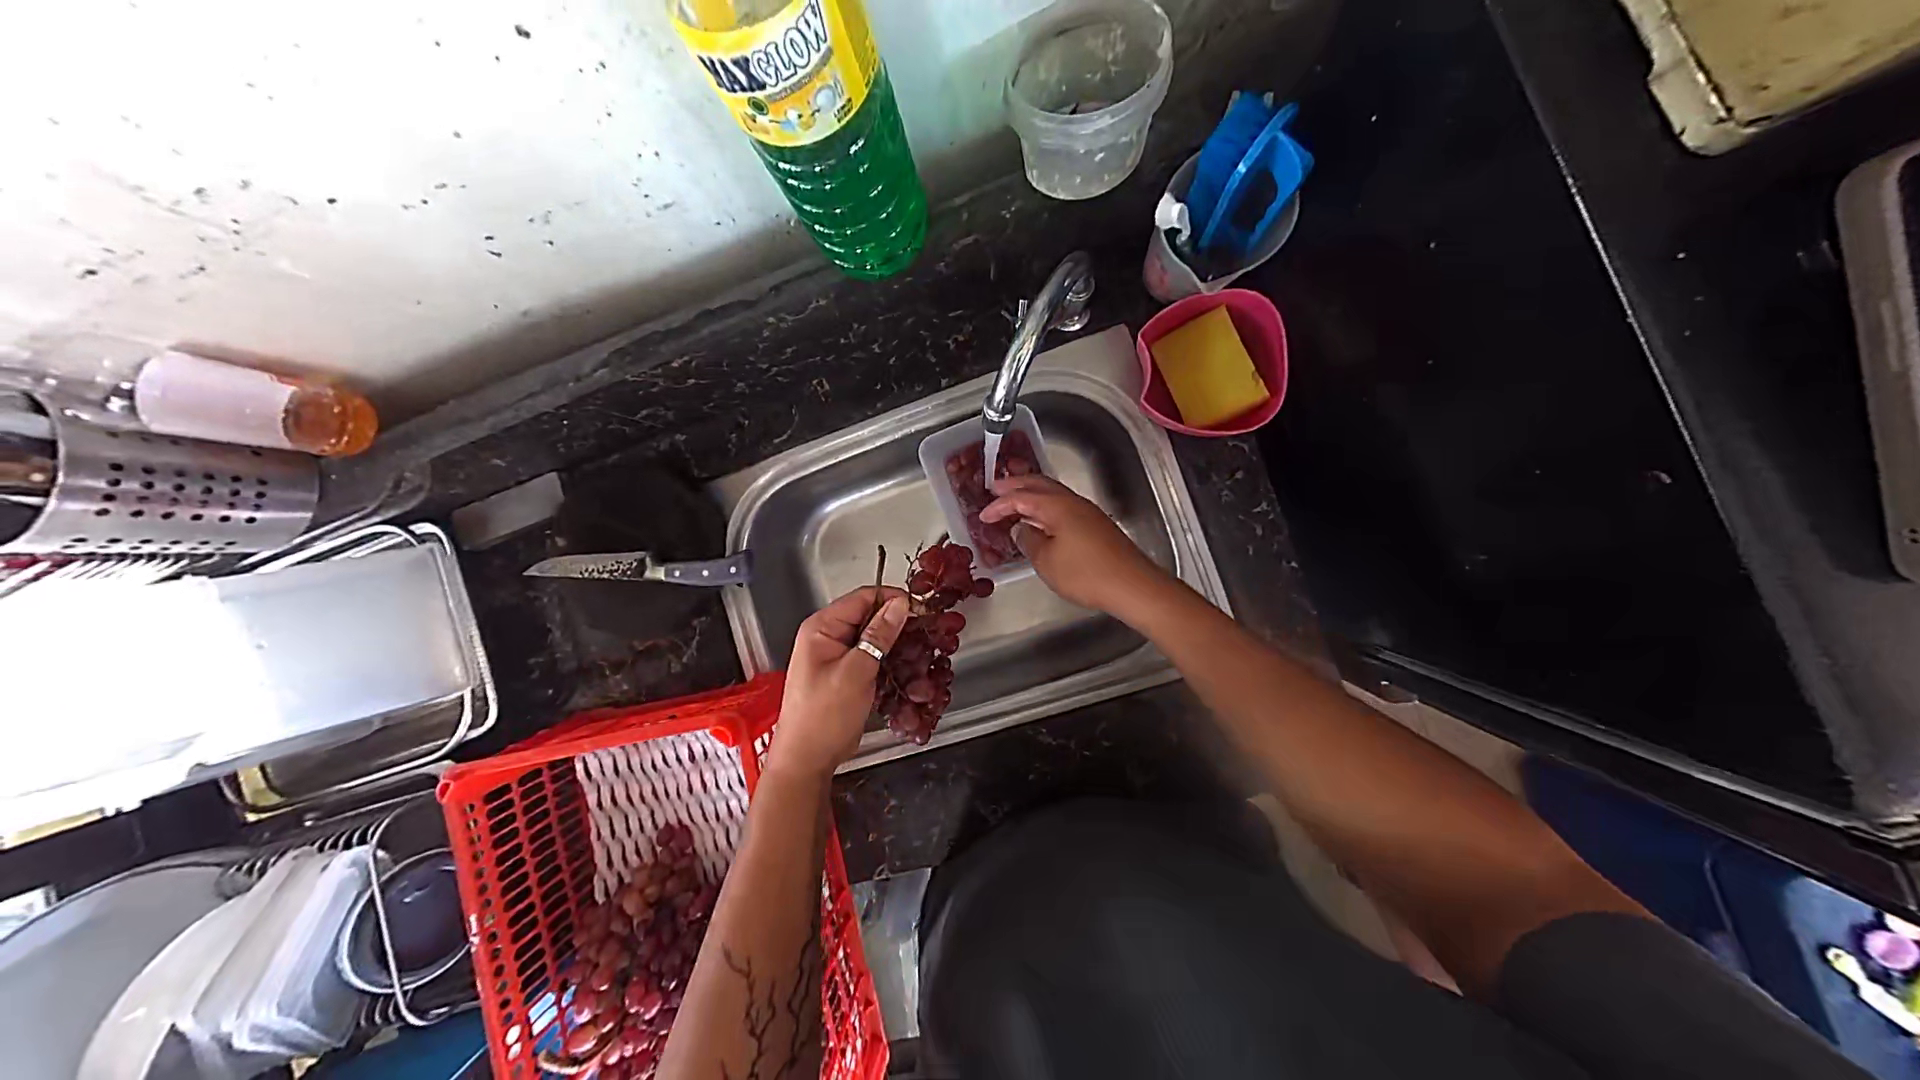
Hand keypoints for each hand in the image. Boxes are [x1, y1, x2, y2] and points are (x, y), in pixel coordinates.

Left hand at [771, 585, 910, 779]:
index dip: (894, 600)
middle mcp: (828, 637)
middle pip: (871, 617)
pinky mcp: (847, 675)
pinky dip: (890, 663)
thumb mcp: (856, 671)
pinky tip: (908, 673)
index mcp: (821, 628)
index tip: (921, 609)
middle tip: (927, 633)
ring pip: (875, 640)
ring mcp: (837, 657)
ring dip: (898, 647)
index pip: (863, 597)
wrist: (808, 760)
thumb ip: (879, 635)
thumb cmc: (822, 718)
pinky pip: (873, 659)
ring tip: (921, 656)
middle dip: (899, 625)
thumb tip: (899, 605)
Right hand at [980, 475, 1170, 613]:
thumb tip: (1021, 529)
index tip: (983, 516)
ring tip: (1015, 503)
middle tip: (996, 489)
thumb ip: (1029, 540)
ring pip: (1053, 495)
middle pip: (1040, 485)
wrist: (1132, 585)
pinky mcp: (1096, 526)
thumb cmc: (1086, 574)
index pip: (1021, 497)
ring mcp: (1087, 513)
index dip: (999, 505)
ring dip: (1032, 496)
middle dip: (1016, 486)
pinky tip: (1041, 521)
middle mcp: (1073, 502)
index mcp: (1057, 506)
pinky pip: (1063, 507)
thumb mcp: (1046, 561)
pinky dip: (1046, 508)